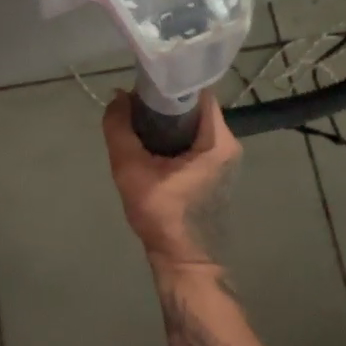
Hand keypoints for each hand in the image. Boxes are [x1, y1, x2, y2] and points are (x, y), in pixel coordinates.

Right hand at [102, 90, 240, 269]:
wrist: (184, 264)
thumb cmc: (164, 216)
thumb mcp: (131, 169)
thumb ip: (119, 128)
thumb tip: (118, 97)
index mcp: (218, 140)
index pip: (198, 91)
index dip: (171, 81)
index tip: (144, 81)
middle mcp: (227, 145)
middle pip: (193, 107)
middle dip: (163, 103)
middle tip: (135, 103)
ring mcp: (222, 161)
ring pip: (191, 125)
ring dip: (165, 122)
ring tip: (137, 122)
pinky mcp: (213, 173)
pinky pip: (192, 141)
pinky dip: (171, 138)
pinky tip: (149, 145)